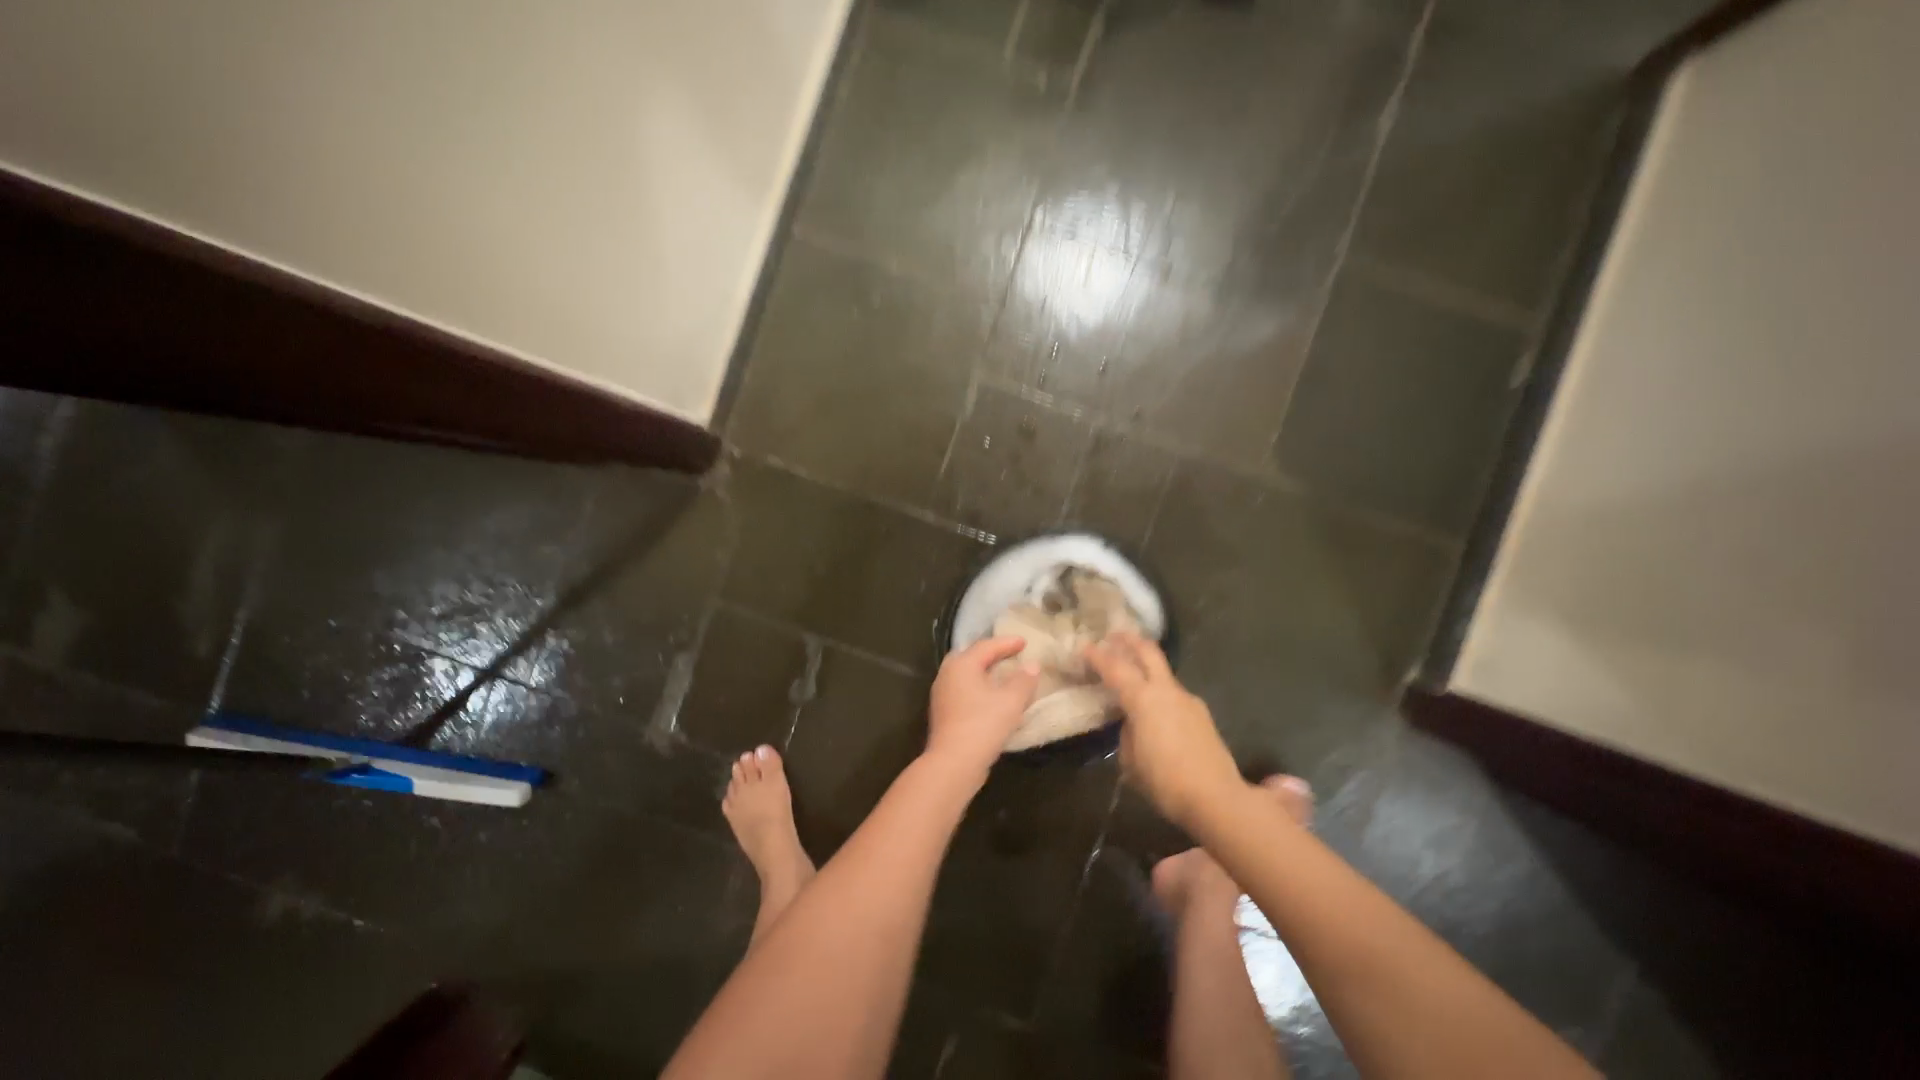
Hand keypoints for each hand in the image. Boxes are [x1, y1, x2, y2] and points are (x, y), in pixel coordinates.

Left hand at [925, 636, 1040, 780]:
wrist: (954, 762)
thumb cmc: (983, 725)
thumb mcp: (1011, 701)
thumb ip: (1023, 680)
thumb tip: (1032, 666)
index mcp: (962, 665)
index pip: (986, 646)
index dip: (1007, 643)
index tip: (1024, 641)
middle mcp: (947, 675)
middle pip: (969, 656)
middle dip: (989, 654)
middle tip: (1008, 654)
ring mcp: (941, 694)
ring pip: (964, 675)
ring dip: (982, 672)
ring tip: (1001, 675)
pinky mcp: (943, 713)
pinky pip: (962, 690)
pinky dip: (977, 687)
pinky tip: (989, 698)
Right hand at [1084, 633, 1241, 826]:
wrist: (1216, 798)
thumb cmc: (1165, 782)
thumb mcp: (1131, 762)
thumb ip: (1127, 734)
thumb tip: (1132, 724)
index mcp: (1144, 699)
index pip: (1115, 668)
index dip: (1097, 656)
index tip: (1083, 647)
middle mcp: (1167, 691)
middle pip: (1148, 652)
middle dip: (1129, 641)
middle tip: (1113, 636)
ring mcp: (1188, 700)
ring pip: (1163, 673)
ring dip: (1146, 667)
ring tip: (1131, 676)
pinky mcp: (1201, 715)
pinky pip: (1173, 694)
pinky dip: (1158, 691)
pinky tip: (1154, 710)